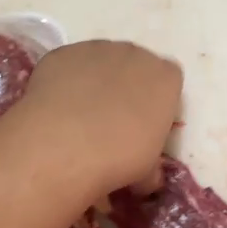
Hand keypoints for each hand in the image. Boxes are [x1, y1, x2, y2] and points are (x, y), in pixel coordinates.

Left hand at [12, 40, 182, 196]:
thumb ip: (153, 167)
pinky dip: (65, 82)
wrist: (65, 145)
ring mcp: (96, 50)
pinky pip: (68, 66)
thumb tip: (148, 178)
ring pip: (100, 62)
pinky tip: (57, 108)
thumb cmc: (120, 158)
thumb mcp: (148, 171)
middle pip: (135, 66)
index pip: (169, 80)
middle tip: (113, 121)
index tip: (146, 125)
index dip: (157, 102)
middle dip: (127, 88)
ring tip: (80, 116)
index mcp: (166, 78)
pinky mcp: (62, 53)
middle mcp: (135, 54)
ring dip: (95, 82)